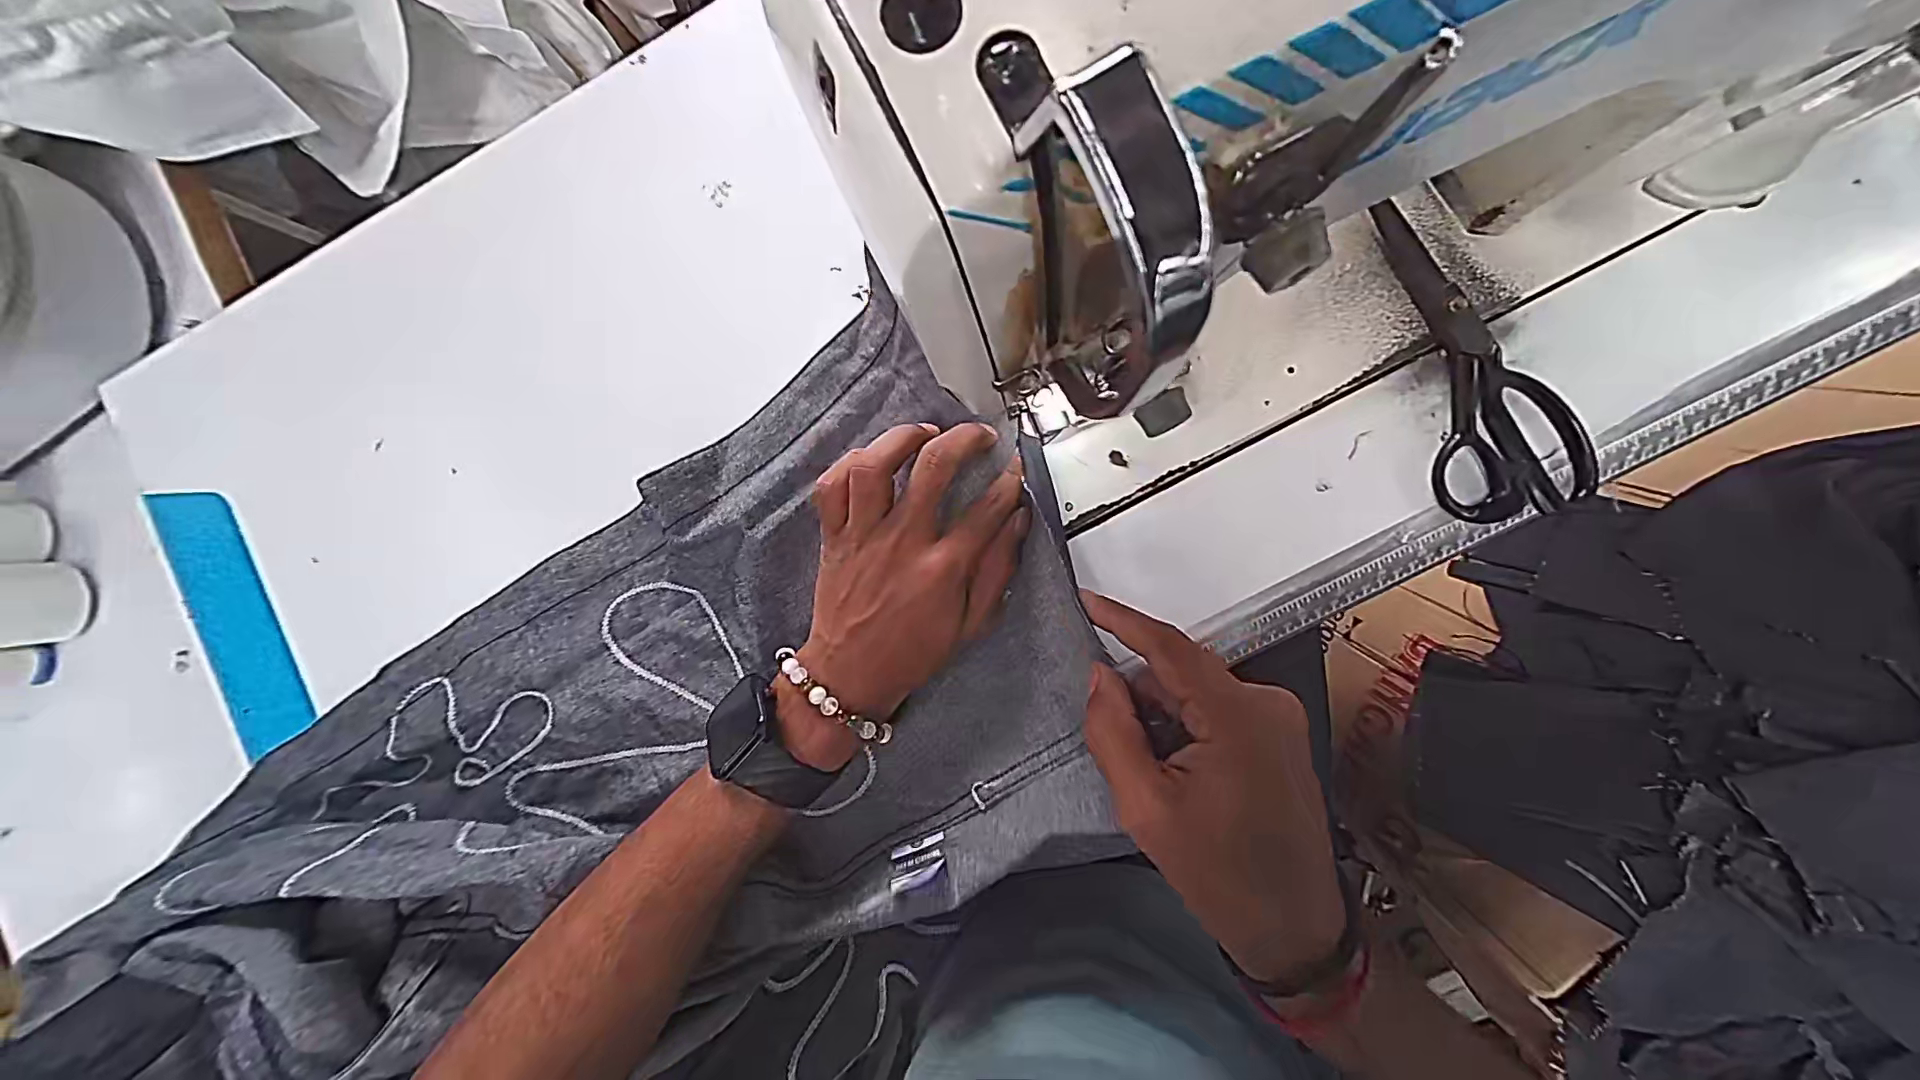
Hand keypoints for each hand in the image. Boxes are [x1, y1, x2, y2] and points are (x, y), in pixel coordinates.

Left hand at [776, 423, 1029, 769]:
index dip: (1010, 481)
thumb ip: (998, 569)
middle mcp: (902, 543)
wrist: (851, 674)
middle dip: (964, 439)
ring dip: (901, 438)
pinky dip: (849, 464)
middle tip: (977, 436)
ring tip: (923, 433)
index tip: (1015, 470)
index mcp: (942, 568)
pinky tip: (872, 459)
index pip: (987, 507)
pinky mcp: (835, 538)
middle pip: (933, 468)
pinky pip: (831, 487)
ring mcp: (864, 537)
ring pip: (874, 466)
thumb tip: (1017, 523)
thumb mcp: (971, 623)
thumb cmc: (910, 652)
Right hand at [1080, 591, 1346, 985]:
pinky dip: (1188, 725)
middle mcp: (1265, 701)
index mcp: (1236, 716)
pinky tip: (1184, 773)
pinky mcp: (1281, 731)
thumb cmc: (1219, 872)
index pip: (1170, 649)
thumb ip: (1113, 732)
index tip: (1087, 600)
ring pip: (1196, 690)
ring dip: (1165, 717)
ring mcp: (1279, 715)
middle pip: (1180, 673)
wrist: (1293, 927)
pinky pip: (1216, 706)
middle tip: (1124, 751)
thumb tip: (1100, 676)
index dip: (1123, 620)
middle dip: (1141, 698)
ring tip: (1161, 777)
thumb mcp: (1145, 806)